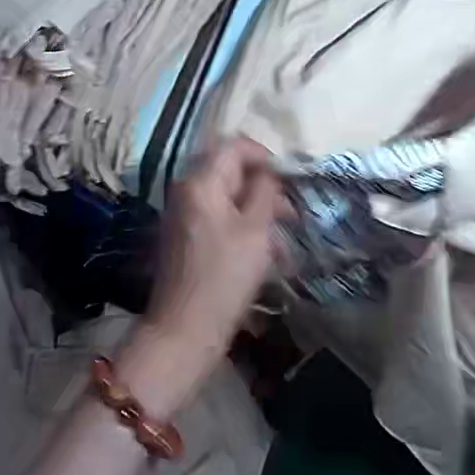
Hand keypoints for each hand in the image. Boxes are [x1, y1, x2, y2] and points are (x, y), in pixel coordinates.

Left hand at [116, 137, 284, 416]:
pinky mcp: (185, 235)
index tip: (289, 181)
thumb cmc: (224, 278)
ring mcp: (183, 211)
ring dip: (256, 211)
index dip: (264, 156)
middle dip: (262, 187)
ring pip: (226, 196)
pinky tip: (265, 256)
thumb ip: (264, 193)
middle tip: (290, 213)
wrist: (184, 329)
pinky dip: (242, 227)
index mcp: (200, 181)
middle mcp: (186, 188)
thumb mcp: (255, 232)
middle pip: (229, 170)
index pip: (233, 146)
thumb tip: (269, 171)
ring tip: (283, 243)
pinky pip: (218, 217)